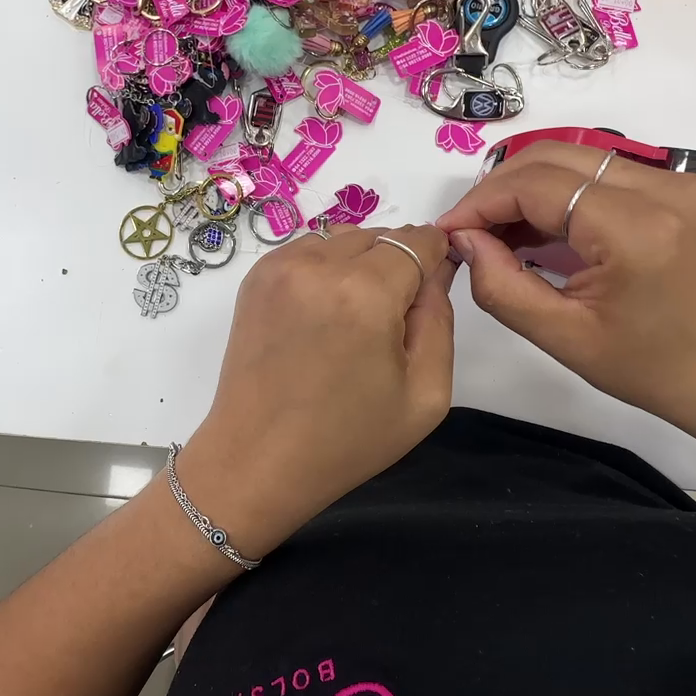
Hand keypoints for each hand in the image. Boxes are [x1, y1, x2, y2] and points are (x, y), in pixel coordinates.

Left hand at [178, 223, 455, 556]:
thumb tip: (438, 266)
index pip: (418, 240)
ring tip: (352, 319)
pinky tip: (321, 315)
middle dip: (397, 264)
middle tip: (390, 320)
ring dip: (359, 263)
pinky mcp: (256, 277)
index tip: (434, 283)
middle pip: (380, 237)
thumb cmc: (348, 438)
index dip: (436, 255)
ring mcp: (280, 267)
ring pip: (342, 239)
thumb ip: (439, 317)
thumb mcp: (425, 393)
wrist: (257, 457)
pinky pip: (308, 250)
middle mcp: (319, 265)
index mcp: (366, 294)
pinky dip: (324, 268)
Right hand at [436, 140, 695, 426]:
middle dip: (498, 188)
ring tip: (497, 231)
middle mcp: (663, 189)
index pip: (536, 186)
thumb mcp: (563, 338)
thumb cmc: (652, 370)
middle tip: (467, 231)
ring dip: (526, 186)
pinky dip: (559, 191)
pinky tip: (538, 227)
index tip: (448, 232)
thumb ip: (501, 285)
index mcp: (636, 230)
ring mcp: (678, 182)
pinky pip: (601, 172)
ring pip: (574, 158)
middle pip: (553, 157)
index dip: (481, 202)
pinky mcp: (680, 188)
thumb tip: (463, 239)